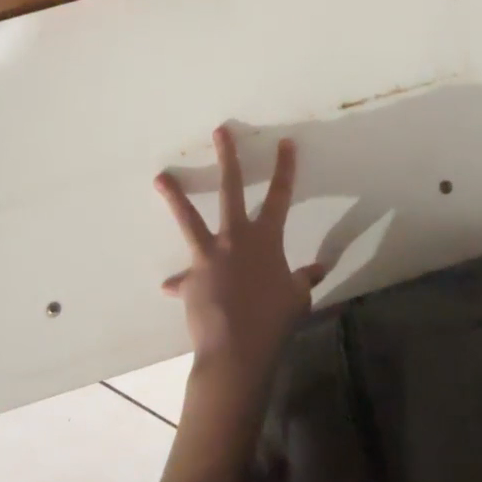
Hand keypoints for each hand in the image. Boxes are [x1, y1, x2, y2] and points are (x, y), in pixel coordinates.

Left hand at [156, 128, 326, 371]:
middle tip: (220, 132)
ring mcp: (209, 255)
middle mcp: (236, 237)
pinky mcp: (191, 278)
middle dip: (227, 157)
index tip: (285, 142)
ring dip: (176, 196)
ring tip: (161, 177)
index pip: (280, 195)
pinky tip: (168, 285)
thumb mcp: (298, 298)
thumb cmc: (274, 320)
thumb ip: (305, 279)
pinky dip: (179, 282)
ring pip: (190, 217)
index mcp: (266, 238)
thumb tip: (320, 269)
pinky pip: (182, 278)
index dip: (284, 168)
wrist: (237, 349)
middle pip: (231, 188)